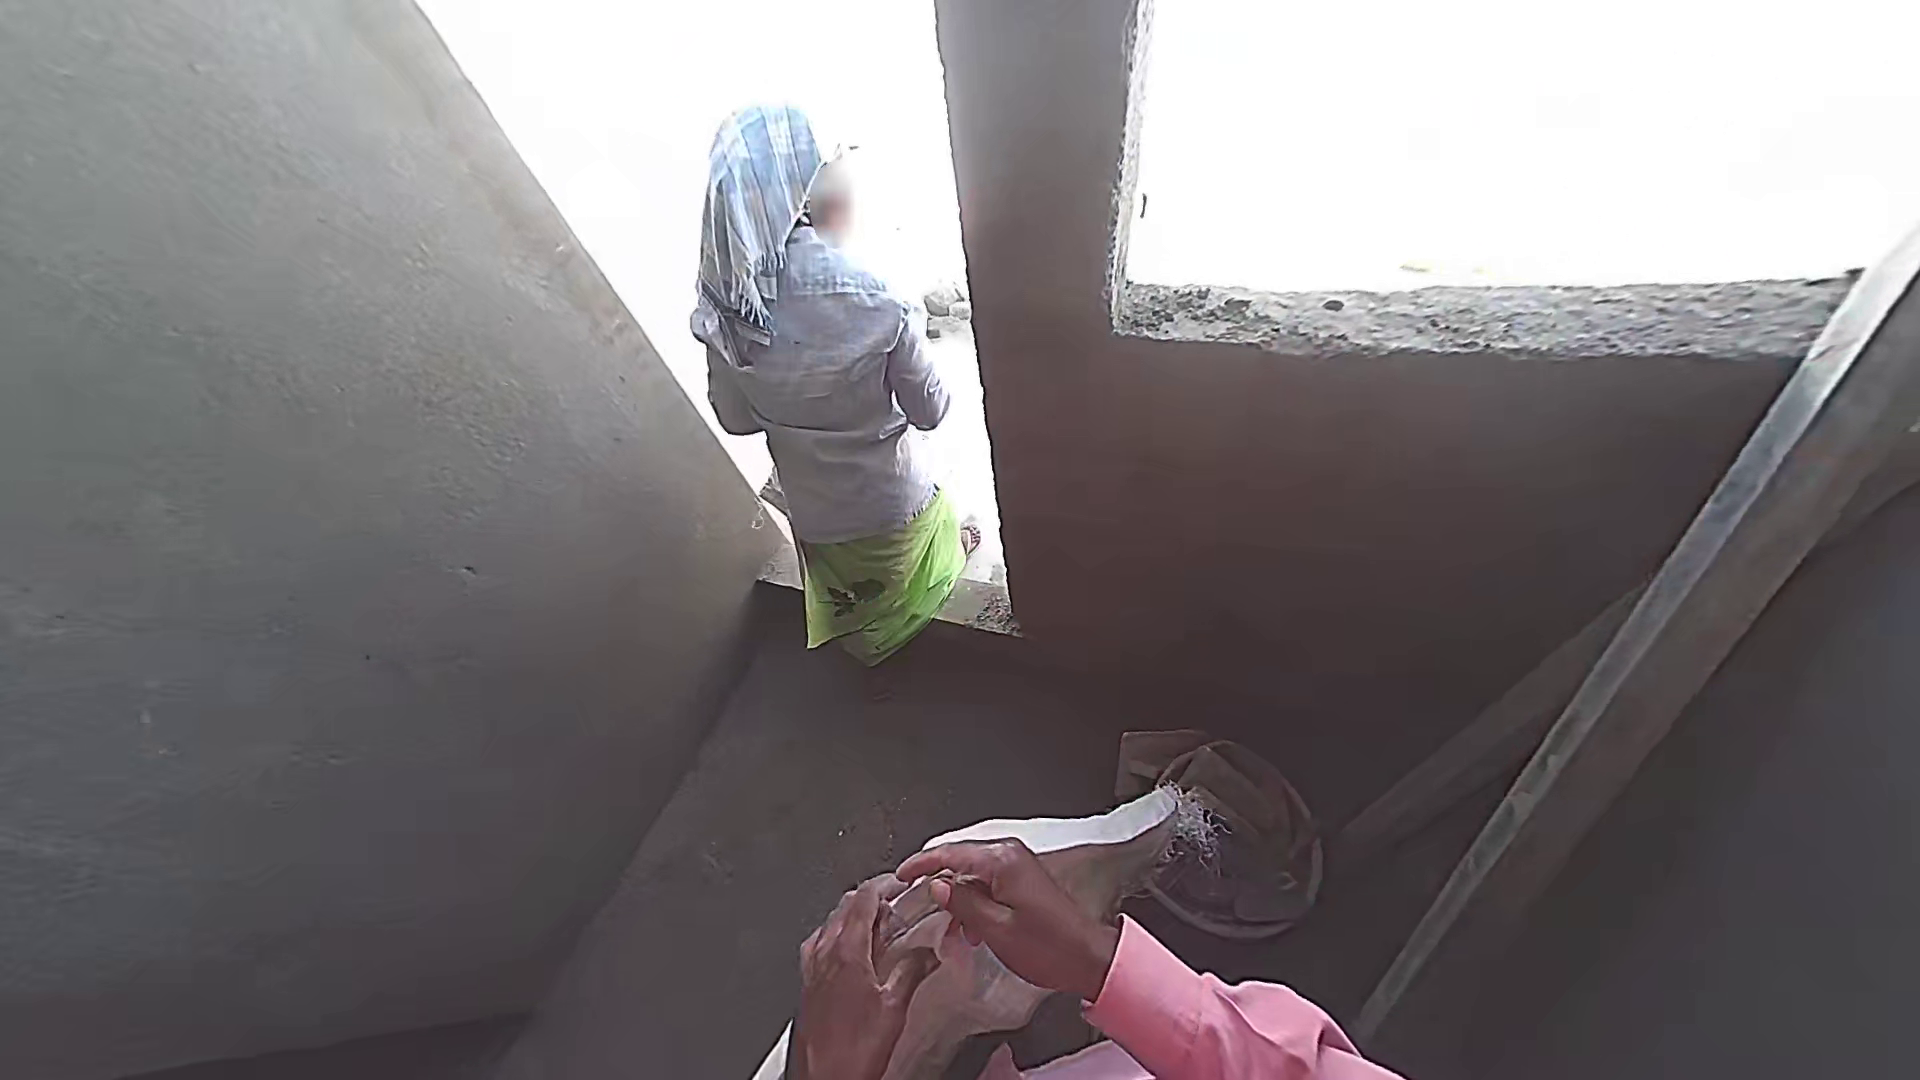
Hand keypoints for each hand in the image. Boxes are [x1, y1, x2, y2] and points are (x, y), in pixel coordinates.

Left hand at [788, 875, 939, 1079]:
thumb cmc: (849, 1056)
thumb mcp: (893, 1011)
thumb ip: (912, 972)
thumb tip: (927, 953)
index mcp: (847, 951)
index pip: (864, 897)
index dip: (883, 884)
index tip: (900, 885)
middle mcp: (824, 953)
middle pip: (846, 904)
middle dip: (871, 897)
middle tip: (893, 905)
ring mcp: (811, 968)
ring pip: (831, 921)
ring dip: (852, 914)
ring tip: (874, 925)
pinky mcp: (805, 985)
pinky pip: (818, 943)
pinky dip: (835, 934)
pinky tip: (846, 952)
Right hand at [896, 839, 1119, 1001]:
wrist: (1087, 957)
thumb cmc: (1048, 946)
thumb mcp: (996, 929)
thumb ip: (963, 903)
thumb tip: (937, 886)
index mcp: (1001, 860)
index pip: (951, 852)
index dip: (922, 863)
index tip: (902, 875)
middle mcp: (1008, 854)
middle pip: (960, 859)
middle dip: (939, 884)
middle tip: (920, 905)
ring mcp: (1016, 864)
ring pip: (972, 873)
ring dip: (958, 899)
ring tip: (952, 931)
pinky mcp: (1020, 877)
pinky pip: (986, 882)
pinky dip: (973, 902)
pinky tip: (970, 928)